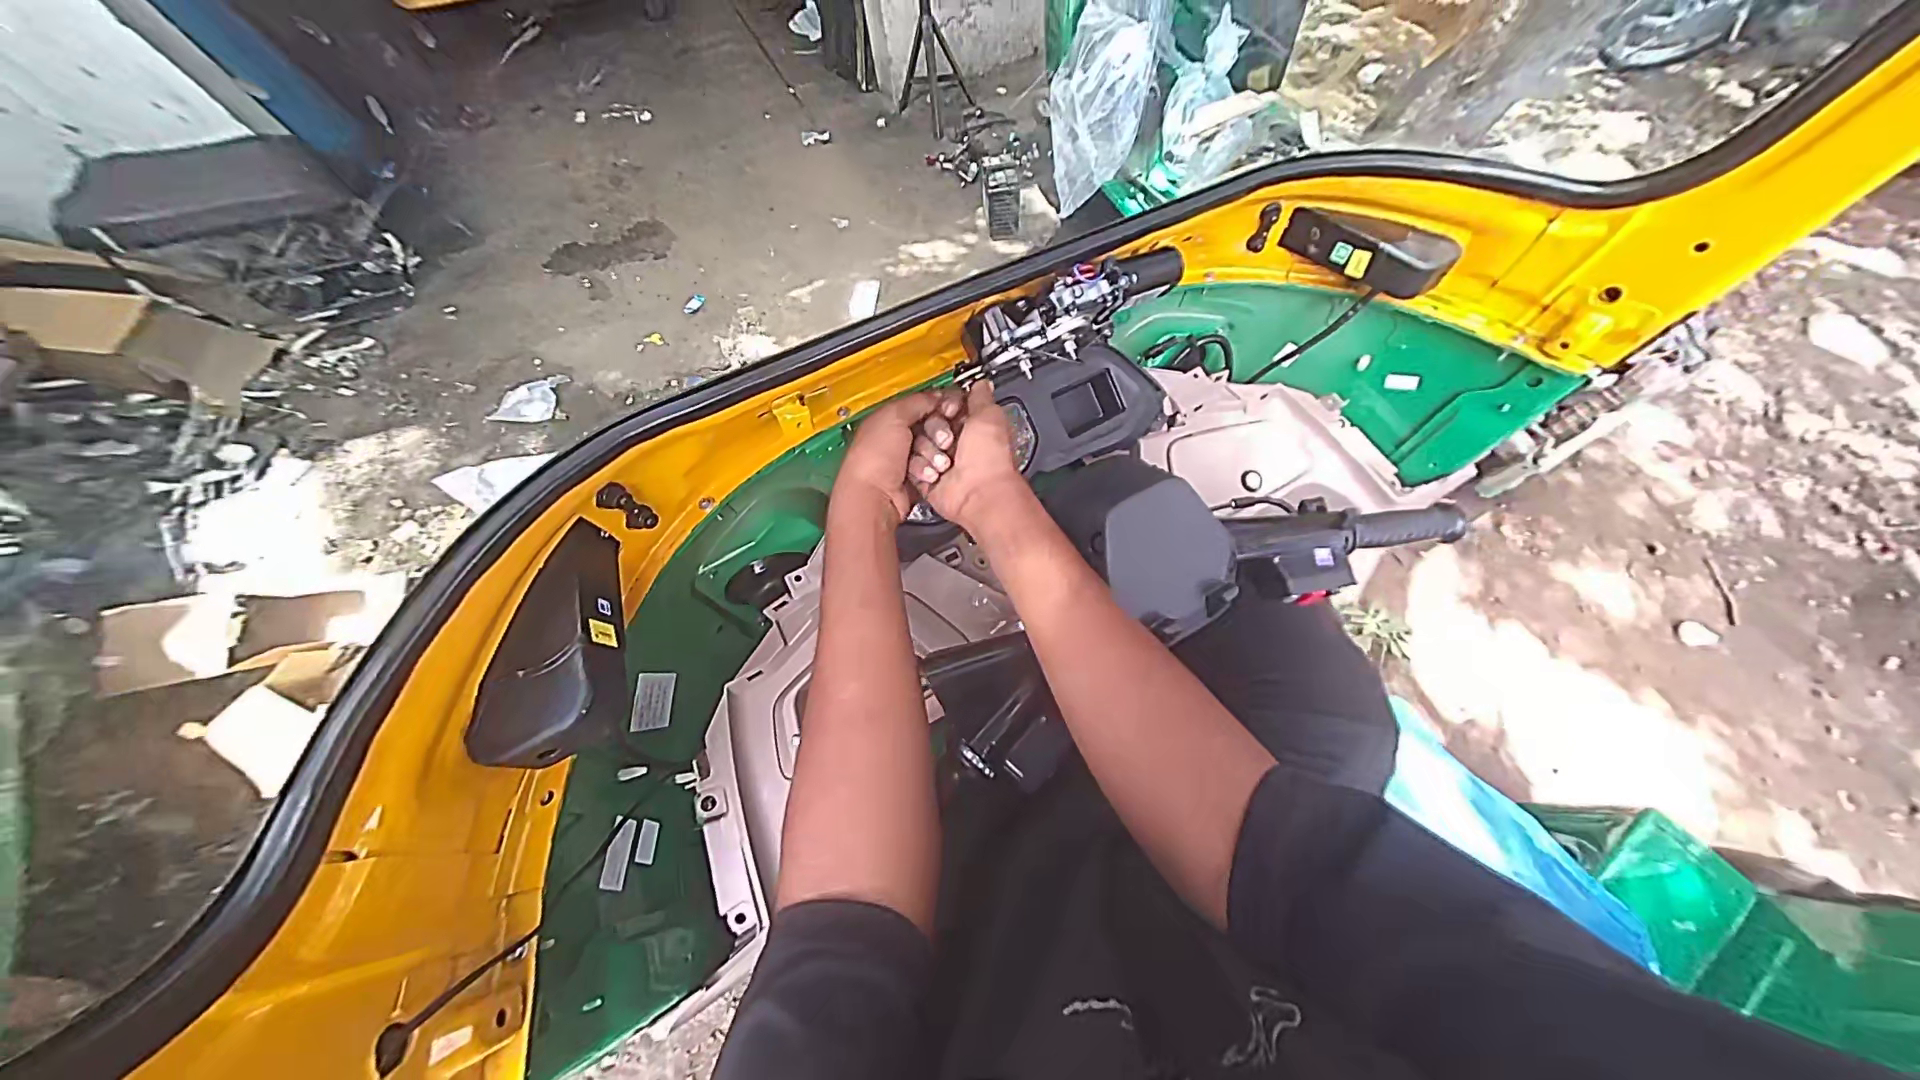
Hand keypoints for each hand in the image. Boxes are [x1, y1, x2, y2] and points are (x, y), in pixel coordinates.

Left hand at [836, 390, 963, 522]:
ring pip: (934, 450)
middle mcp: (895, 437)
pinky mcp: (913, 479)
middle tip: (942, 440)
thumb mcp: (894, 417)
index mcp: (888, 418)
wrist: (874, 497)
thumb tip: (934, 396)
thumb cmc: (873, 459)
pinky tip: (926, 476)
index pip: (921, 405)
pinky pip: (932, 470)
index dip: (938, 407)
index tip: (952, 410)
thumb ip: (917, 402)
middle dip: (939, 434)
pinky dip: (930, 472)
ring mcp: (904, 459)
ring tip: (932, 464)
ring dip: (935, 456)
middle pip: (932, 428)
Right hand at [912, 381, 1028, 530]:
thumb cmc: (989, 459)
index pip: (945, 408)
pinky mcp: (930, 479)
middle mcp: (957, 444)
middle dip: (934, 431)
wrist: (980, 493)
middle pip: (928, 425)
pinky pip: (912, 466)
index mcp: (971, 426)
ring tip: (944, 462)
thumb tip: (982, 382)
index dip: (943, 408)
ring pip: (917, 445)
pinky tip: (935, 472)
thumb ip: (981, 396)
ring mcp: (942, 462)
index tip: (947, 411)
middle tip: (947, 440)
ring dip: (929, 451)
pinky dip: (921, 468)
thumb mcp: (988, 415)